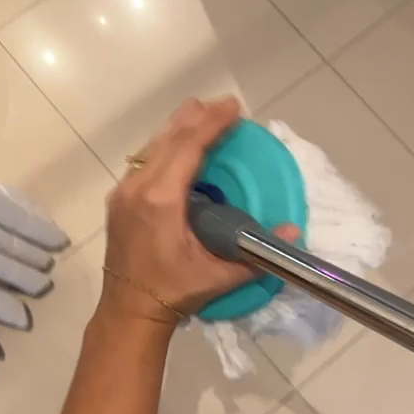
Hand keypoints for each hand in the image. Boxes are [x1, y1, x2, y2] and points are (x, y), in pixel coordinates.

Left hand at [99, 98, 298, 325]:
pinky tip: (178, 144)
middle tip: (222, 103)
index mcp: (160, 201)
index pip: (188, 149)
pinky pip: (144, 161)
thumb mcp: (218, 276)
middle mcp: (137, 189)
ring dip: (178, 128)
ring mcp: (123, 193)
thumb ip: (255, 253)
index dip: (212, 125)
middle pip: (168, 139)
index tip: (233, 107)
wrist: (129, 310)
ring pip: (152, 147)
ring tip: (200, 112)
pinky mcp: (119, 200)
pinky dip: (165, 146)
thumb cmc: (174, 293)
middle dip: (196, 118)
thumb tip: (293, 233)